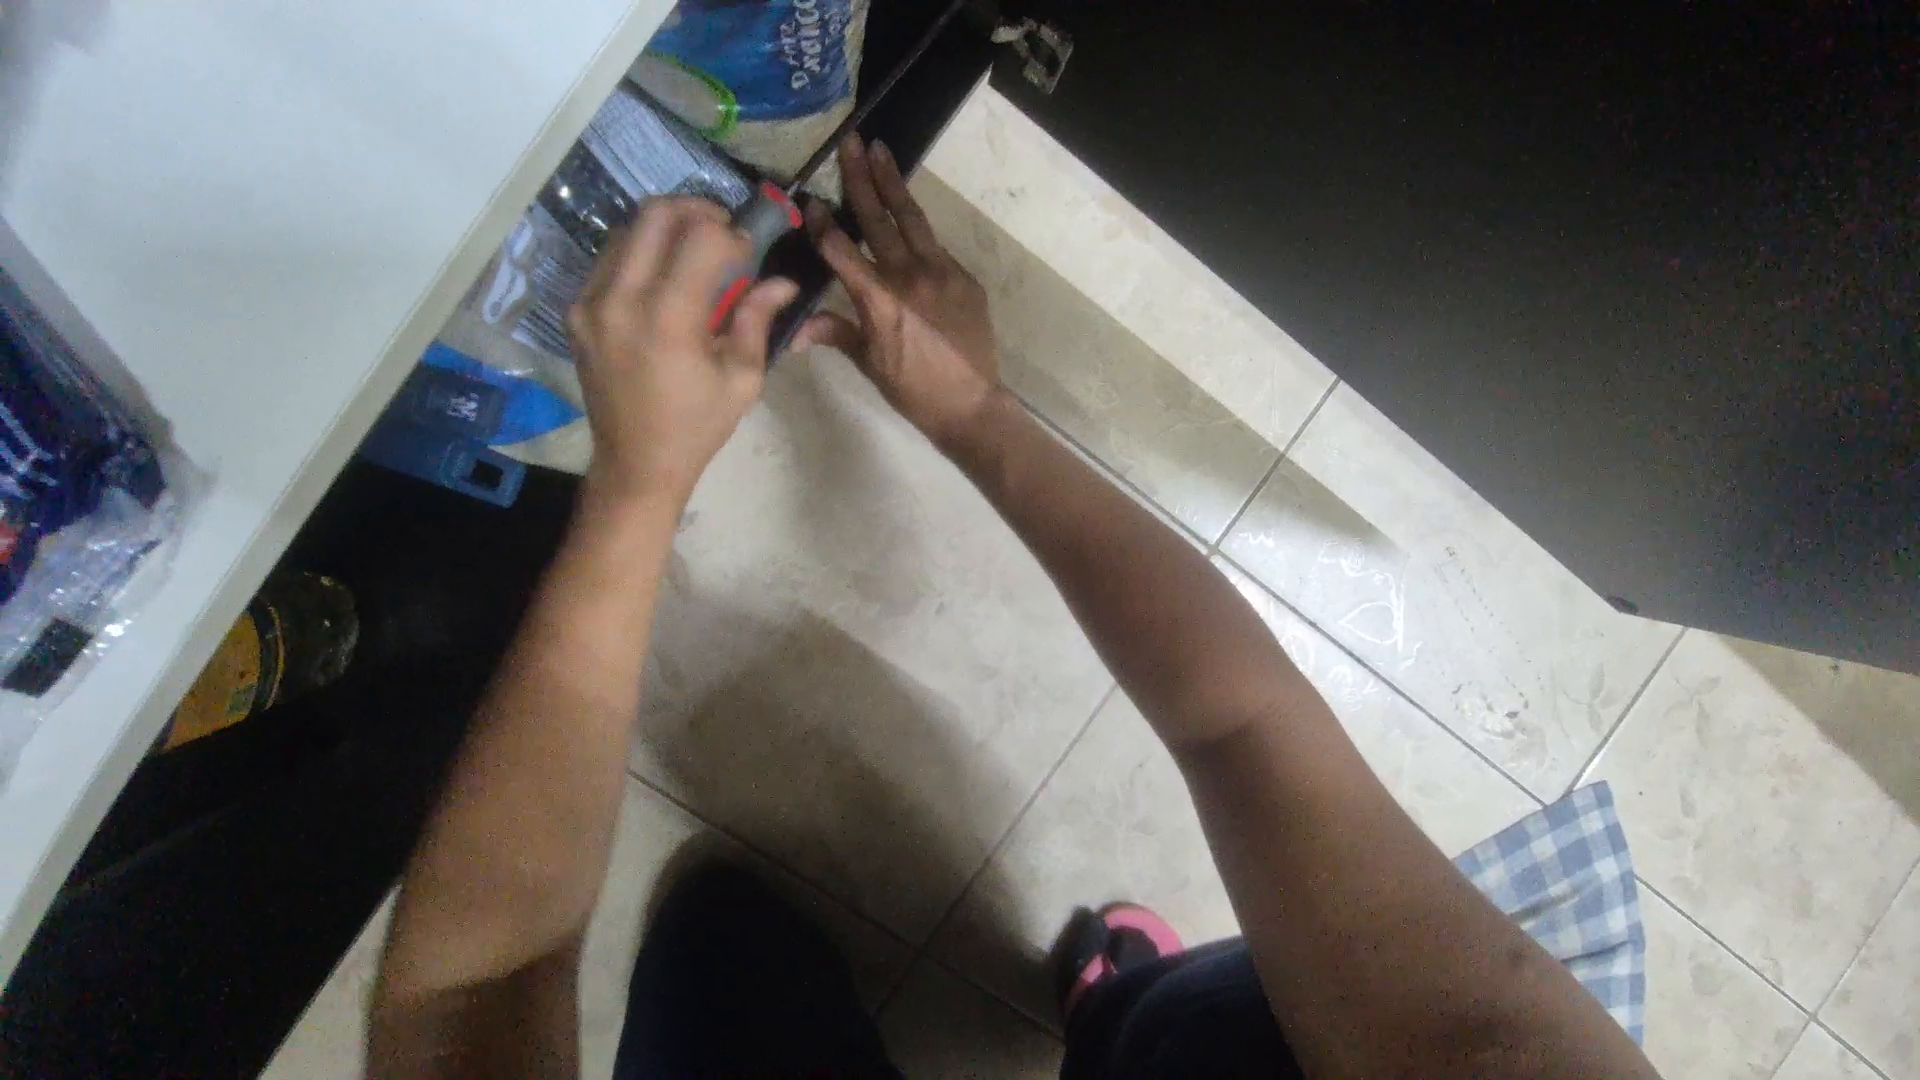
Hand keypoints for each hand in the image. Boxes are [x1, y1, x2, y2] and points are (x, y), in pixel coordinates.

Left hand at [569, 196, 797, 509]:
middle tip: (723, 230)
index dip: (734, 235)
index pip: (702, 238)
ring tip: (694, 250)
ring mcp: (591, 302)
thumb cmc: (698, 427)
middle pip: (656, 215)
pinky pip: (610, 260)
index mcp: (668, 318)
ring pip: (628, 230)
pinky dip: (641, 253)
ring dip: (666, 229)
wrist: (636, 463)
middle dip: (697, 211)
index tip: (751, 253)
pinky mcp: (577, 312)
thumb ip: (757, 320)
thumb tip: (782, 282)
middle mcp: (621, 298)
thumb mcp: (742, 378)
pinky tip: (664, 277)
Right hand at [796, 136, 1004, 453]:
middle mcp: (909, 276)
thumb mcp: (870, 364)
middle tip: (851, 143)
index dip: (823, 225)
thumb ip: (837, 334)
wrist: (971, 405)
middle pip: (878, 219)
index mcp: (879, 300)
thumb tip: (796, 330)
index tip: (811, 201)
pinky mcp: (965, 279)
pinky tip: (909, 217)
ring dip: (894, 184)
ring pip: (912, 220)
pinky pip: (936, 247)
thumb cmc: (914, 391)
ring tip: (882, 152)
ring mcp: (941, 273)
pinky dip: (919, 230)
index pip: (842, 251)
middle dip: (861, 179)